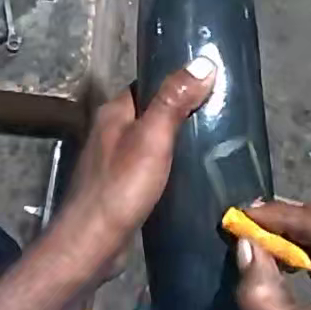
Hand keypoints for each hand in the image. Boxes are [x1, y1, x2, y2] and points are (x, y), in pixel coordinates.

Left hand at [53, 58, 215, 268]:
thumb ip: (174, 100)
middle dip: (181, 112)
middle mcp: (110, 130)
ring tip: (212, 142)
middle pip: (152, 112)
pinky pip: (149, 165)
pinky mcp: (119, 187)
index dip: (178, 82)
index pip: (149, 84)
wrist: (91, 246)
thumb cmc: (121, 187)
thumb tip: (203, 62)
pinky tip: (189, 174)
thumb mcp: (153, 138)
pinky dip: (168, 165)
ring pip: (151, 140)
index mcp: (114, 111)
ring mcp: (112, 160)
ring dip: (176, 141)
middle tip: (219, 115)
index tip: (211, 84)